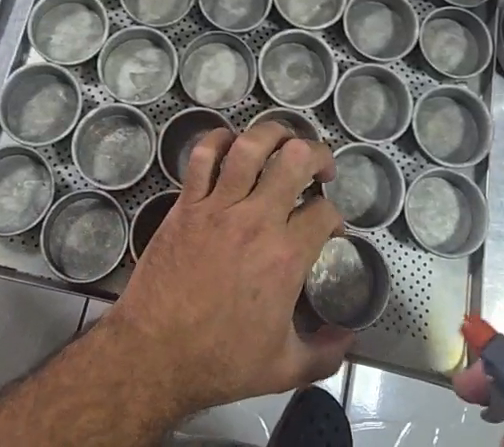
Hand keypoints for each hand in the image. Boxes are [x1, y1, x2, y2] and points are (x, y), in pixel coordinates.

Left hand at [102, 122, 354, 412]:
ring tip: (283, 142)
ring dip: (274, 134)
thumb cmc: (221, 362)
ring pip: (251, 145)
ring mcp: (218, 207)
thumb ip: (325, 354)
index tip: (330, 226)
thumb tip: (348, 337)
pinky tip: (230, 144)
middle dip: (317, 155)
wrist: (155, 355)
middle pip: (296, 159)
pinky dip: (218, 139)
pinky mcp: (186, 204)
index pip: (324, 211)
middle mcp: (256, 220)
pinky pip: (202, 155)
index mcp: (286, 256)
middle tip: (319, 170)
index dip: (335, 214)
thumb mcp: (285, 369)